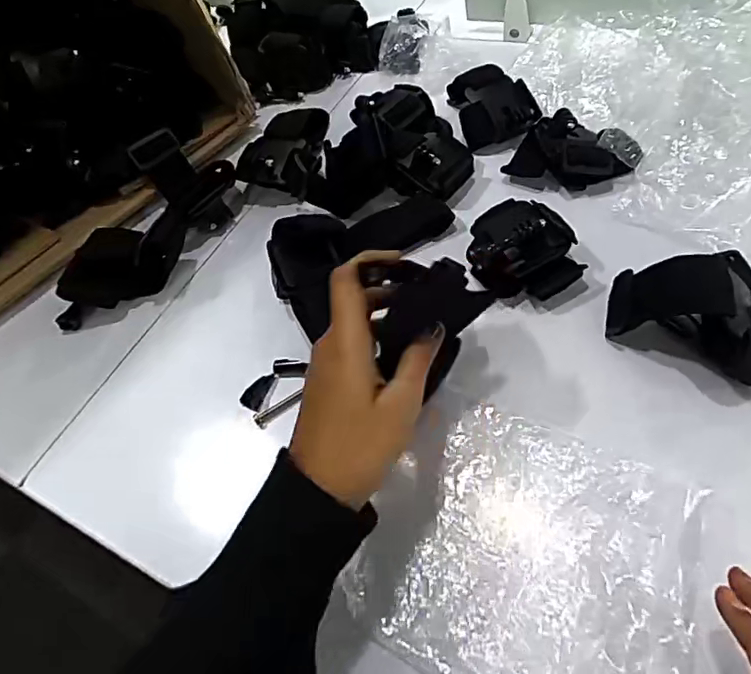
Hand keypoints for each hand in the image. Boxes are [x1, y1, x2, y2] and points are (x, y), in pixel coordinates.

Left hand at [289, 250, 442, 508]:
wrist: (316, 491)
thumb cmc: (359, 446)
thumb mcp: (400, 406)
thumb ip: (418, 361)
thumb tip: (433, 327)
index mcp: (344, 341)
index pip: (345, 279)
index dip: (370, 260)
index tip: (402, 263)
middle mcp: (330, 343)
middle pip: (353, 297)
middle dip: (387, 288)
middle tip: (424, 295)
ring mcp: (325, 361)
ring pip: (353, 321)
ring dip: (383, 313)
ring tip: (421, 323)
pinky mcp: (327, 379)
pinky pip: (351, 342)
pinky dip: (375, 335)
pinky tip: (403, 354)